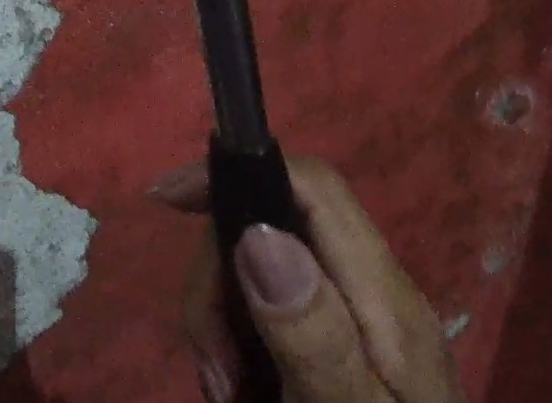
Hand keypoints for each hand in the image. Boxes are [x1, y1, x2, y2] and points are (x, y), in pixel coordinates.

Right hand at [155, 155, 464, 402]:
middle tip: (212, 363)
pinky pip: (257, 305)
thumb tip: (259, 233)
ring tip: (224, 389)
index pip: (313, 186)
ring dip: (215, 317)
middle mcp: (368, 291)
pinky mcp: (330, 337)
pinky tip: (235, 383)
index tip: (168, 202)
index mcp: (383, 298)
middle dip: (214, 280)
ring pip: (250, 265)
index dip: (238, 171)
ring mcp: (350, 315)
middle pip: (264, 226)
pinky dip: (228, 337)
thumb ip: (314, 337)